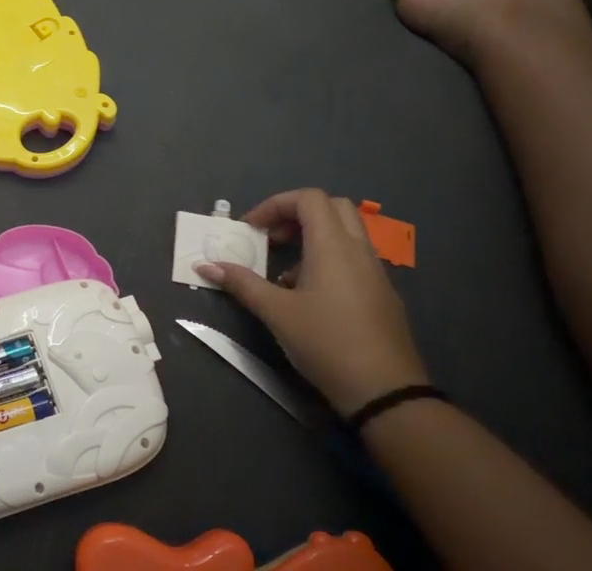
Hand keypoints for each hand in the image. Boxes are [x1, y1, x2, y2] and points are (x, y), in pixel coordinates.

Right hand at [196, 189, 427, 415]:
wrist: (386, 392)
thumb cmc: (327, 343)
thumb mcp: (277, 313)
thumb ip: (242, 284)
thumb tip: (205, 265)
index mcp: (333, 246)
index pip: (308, 199)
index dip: (275, 205)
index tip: (252, 229)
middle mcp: (358, 251)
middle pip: (331, 207)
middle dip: (296, 215)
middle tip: (271, 239)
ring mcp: (376, 273)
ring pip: (345, 234)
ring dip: (311, 239)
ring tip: (283, 273)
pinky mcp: (382, 295)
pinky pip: (353, 259)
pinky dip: (327, 260)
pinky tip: (308, 297)